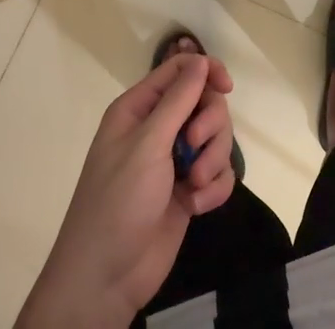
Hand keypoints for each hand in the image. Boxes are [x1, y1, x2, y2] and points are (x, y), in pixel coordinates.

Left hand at [24, 54, 236, 326]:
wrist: (107, 275)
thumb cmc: (118, 201)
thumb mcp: (148, 145)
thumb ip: (178, 100)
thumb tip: (201, 60)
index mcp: (139, 110)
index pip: (180, 71)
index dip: (207, 72)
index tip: (226, 88)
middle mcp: (157, 130)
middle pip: (205, 104)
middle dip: (210, 126)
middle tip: (194, 147)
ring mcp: (174, 161)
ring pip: (217, 139)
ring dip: (213, 160)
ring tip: (195, 185)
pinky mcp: (189, 189)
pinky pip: (219, 173)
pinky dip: (213, 187)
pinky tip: (196, 206)